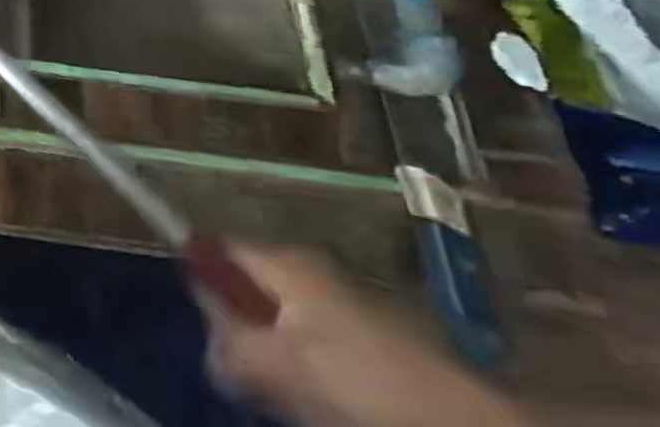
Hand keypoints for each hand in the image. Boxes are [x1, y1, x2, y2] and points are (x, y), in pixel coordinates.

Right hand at [197, 244, 528, 426]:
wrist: (462, 424)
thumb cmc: (361, 380)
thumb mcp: (278, 366)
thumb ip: (227, 345)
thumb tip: (206, 342)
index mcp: (283, 260)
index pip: (215, 250)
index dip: (199, 277)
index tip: (197, 317)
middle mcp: (305, 270)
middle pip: (243, 289)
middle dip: (237, 328)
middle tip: (242, 364)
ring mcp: (336, 302)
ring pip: (272, 322)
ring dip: (267, 353)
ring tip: (281, 385)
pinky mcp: (359, 336)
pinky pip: (303, 343)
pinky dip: (298, 367)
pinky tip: (311, 395)